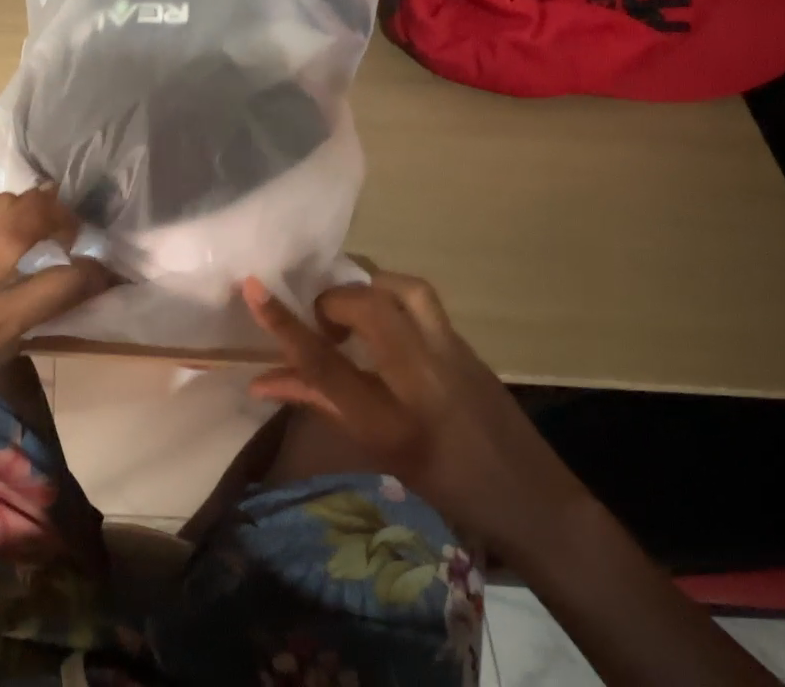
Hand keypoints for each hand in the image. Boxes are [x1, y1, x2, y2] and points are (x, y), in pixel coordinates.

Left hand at [0, 187, 110, 435]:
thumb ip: (34, 318)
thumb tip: (63, 292)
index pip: (65, 279)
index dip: (97, 274)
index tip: (109, 273)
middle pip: (32, 213)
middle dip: (64, 216)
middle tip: (73, 235)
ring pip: (4, 204)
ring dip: (33, 208)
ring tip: (42, 229)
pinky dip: (4, 221)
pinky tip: (6, 242)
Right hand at [241, 267, 592, 555]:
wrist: (531, 498)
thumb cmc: (442, 483)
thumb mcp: (374, 448)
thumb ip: (318, 403)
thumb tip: (260, 381)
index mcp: (388, 416)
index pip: (322, 360)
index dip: (283, 322)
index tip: (253, 286)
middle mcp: (419, 375)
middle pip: (366, 304)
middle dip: (332, 299)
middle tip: (322, 322)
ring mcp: (451, 353)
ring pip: (402, 288)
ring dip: (367, 286)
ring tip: (351, 309)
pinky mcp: (469, 345)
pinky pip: (422, 302)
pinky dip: (391, 298)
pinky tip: (384, 322)